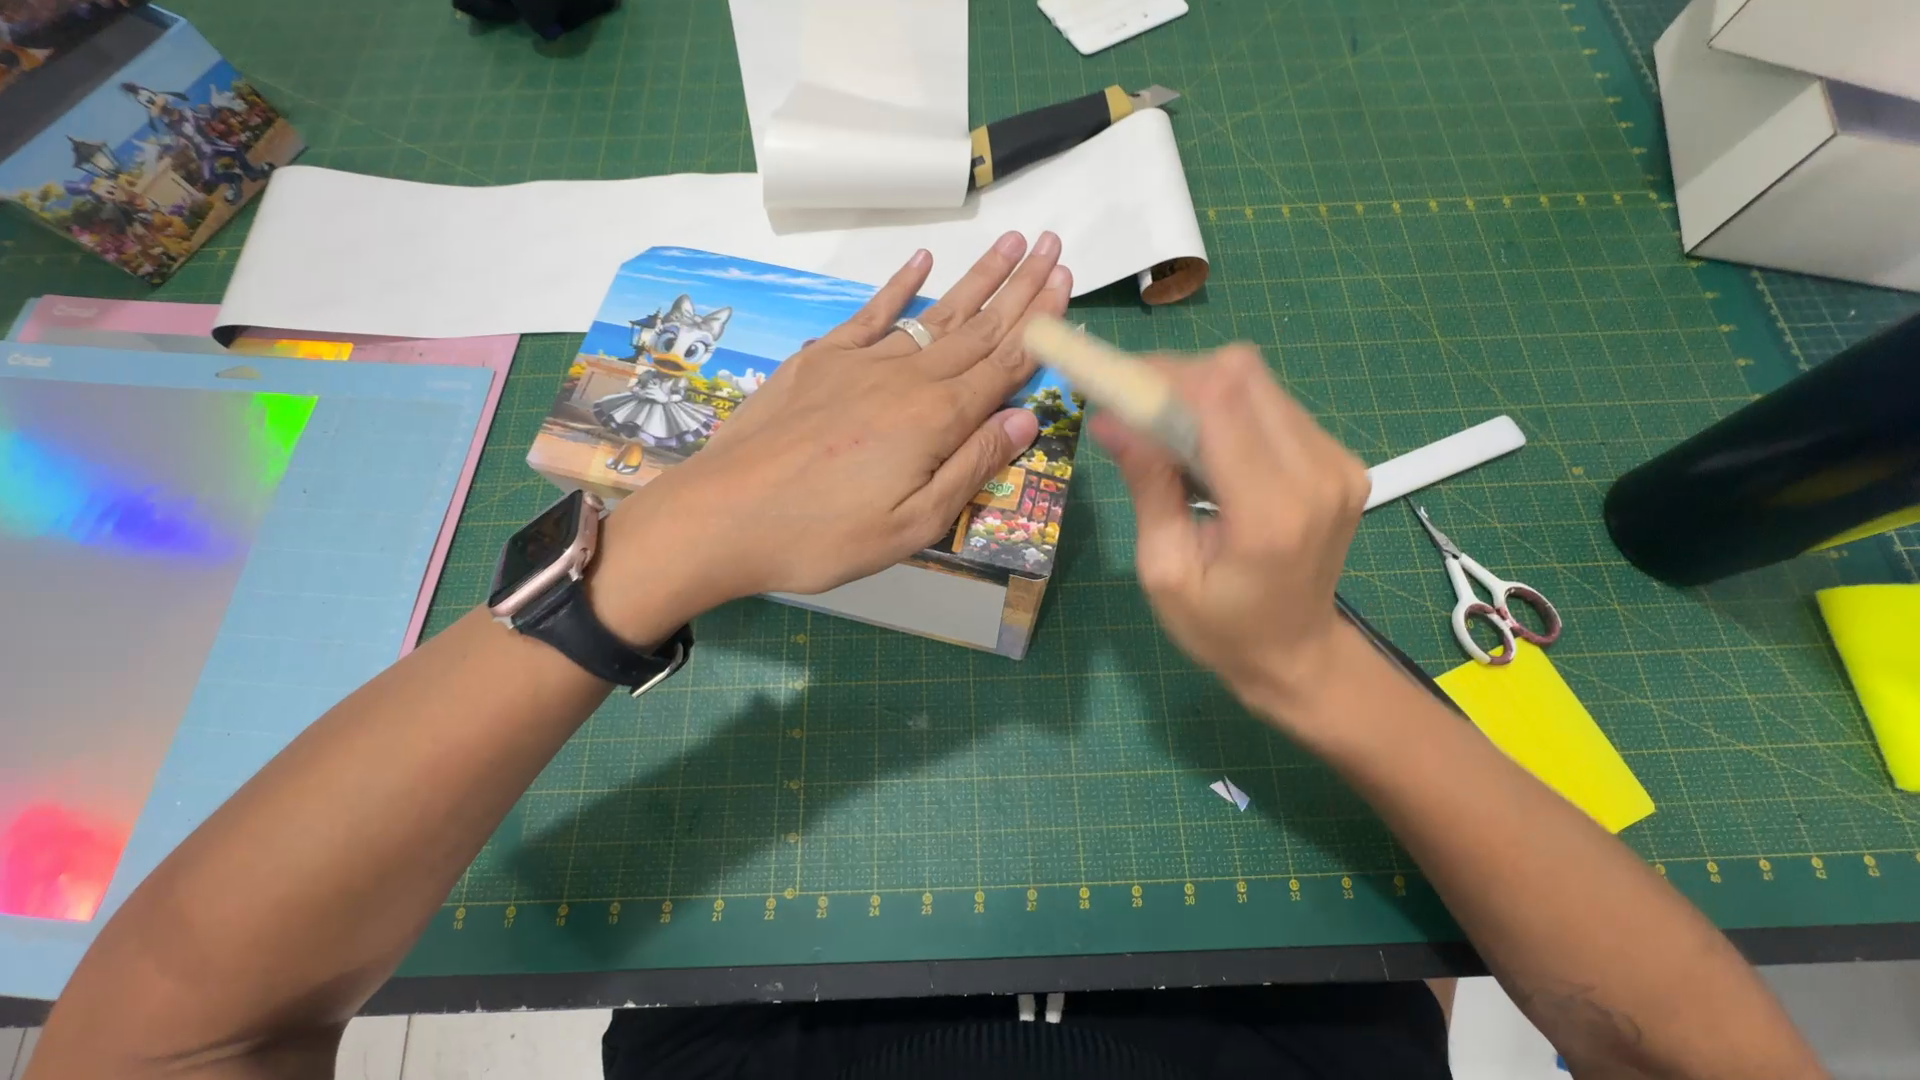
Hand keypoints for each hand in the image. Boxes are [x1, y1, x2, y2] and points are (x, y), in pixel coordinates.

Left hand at [592, 232, 1071, 641]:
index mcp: (935, 420)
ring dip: (975, 279)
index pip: (1003, 364)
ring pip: (933, 314)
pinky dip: (898, 285)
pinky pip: (870, 314)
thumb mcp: (913, 525)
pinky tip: (921, 260)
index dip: (1039, 326)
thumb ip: (971, 466)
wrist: (722, 516)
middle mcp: (905, 379)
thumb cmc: (823, 536)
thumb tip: (1025, 417)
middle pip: (977, 328)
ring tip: (1009, 243)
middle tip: (1054, 244)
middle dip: (1021, 287)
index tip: (1067, 283)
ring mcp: (859, 363)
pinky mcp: (819, 361)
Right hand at [1090, 346, 1370, 727]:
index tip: (1114, 386)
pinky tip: (1208, 449)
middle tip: (1134, 408)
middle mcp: (1317, 474)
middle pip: (1242, 374)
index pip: (1220, 401)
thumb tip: (1110, 419)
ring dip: (1202, 393)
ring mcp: (1338, 462)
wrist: (1298, 654)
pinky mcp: (1341, 459)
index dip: (1161, 379)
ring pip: (1259, 382)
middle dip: (1177, 378)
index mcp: (1271, 512)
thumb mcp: (1163, 570)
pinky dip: (1230, 411)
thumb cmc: (1220, 628)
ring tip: (1167, 433)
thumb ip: (1147, 487)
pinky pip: (1275, 405)